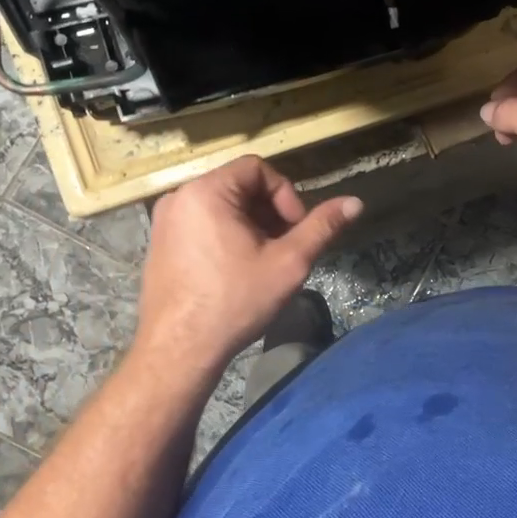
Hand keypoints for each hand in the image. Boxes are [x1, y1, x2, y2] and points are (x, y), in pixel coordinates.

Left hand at [133, 156, 361, 367]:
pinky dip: (228, 236)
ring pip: (222, 206)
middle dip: (270, 213)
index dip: (286, 195)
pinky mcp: (160, 243)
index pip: (258, 169)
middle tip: (284, 249)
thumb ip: (322, 227)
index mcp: (207, 192)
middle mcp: (179, 197)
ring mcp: (165, 221)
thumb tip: (356, 203)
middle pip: (239, 186)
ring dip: (252, 226)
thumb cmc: (235, 301)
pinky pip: (203, 223)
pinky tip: (238, 271)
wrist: (179, 349)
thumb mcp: (289, 262)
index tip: (295, 231)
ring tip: (264, 262)